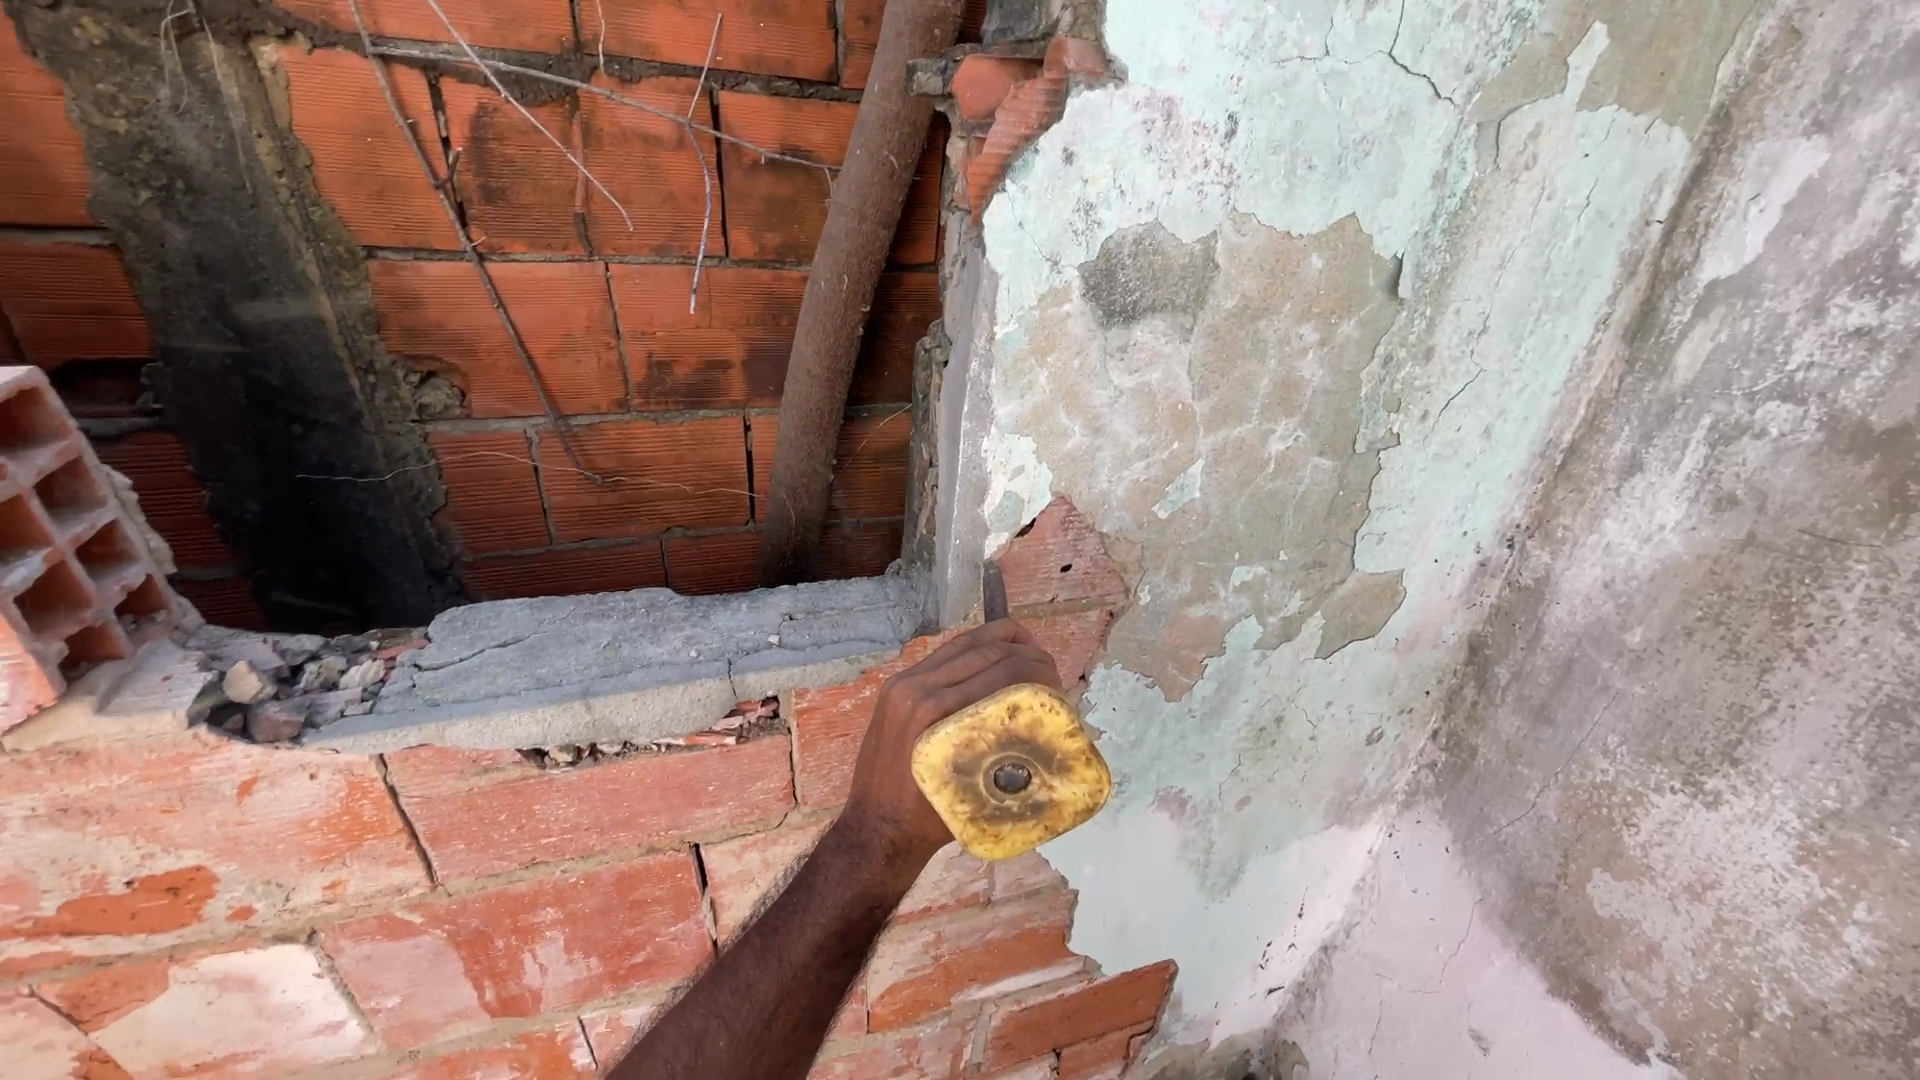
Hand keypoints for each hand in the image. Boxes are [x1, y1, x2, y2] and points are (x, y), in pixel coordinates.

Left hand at [839, 620, 1062, 865]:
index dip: (1035, 669)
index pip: (997, 672)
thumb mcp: (976, 792)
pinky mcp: (896, 686)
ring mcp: (903, 683)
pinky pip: (943, 655)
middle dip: (1025, 652)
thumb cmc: (929, 820)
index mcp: (936, 713)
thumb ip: (1005, 757)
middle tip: (1050, 669)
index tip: (1057, 682)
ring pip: (962, 644)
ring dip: (1001, 642)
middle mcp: (917, 689)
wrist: (875, 826)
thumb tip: (1053, 733)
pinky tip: (996, 656)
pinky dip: (975, 648)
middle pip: (983, 651)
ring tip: (1029, 652)